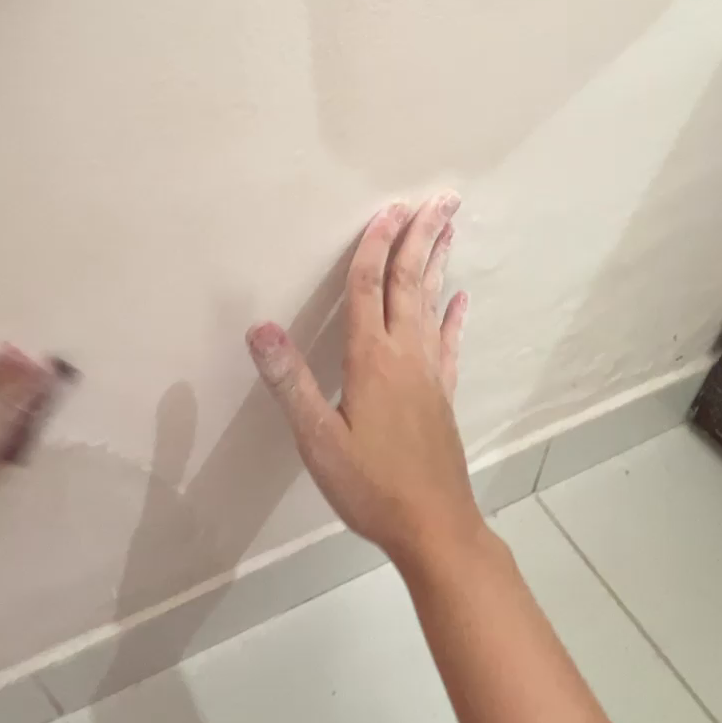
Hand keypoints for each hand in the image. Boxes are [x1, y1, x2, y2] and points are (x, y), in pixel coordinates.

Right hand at [248, 193, 474, 561]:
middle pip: (410, 284)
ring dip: (439, 264)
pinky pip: (449, 344)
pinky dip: (453, 317)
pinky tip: (461, 299)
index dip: (374, 247)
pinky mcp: (443, 395)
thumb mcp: (318, 439)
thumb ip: (291, 382)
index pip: (368, 289)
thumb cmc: (371, 485)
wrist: (434, 525)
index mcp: (371, 360)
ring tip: (449, 228)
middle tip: (440, 198)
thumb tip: (260, 329)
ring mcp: (429, 374)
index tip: (388, 208)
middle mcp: (405, 356)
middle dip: (421, 238)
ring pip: (433, 304)